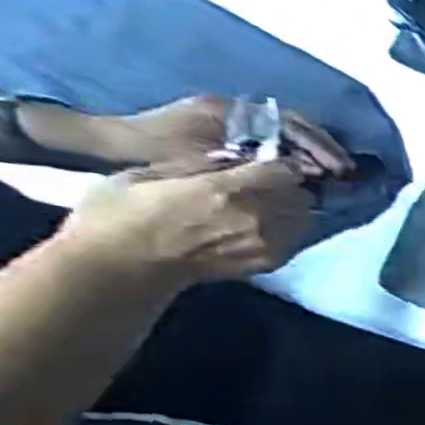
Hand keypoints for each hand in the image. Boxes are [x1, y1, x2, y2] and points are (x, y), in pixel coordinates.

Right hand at [59, 156, 316, 283]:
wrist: (122, 265)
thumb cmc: (119, 214)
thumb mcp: (147, 173)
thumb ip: (197, 164)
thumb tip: (234, 158)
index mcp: (225, 188)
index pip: (284, 171)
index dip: (283, 165)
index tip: (274, 164)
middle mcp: (256, 215)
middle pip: (302, 195)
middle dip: (290, 188)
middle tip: (272, 187)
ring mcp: (268, 241)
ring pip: (305, 218)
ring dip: (292, 210)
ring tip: (270, 208)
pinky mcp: (271, 261)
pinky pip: (295, 240)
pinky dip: (287, 231)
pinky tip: (265, 229)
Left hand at [91, 96, 353, 175]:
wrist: (103, 142)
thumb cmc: (151, 151)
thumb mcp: (203, 159)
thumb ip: (254, 163)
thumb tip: (301, 170)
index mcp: (230, 111)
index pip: (291, 124)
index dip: (320, 147)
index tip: (341, 169)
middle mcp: (234, 107)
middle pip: (295, 123)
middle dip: (324, 147)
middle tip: (347, 170)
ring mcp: (230, 114)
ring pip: (288, 128)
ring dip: (314, 149)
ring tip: (333, 171)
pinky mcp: (225, 126)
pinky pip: (274, 134)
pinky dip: (297, 149)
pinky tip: (308, 167)